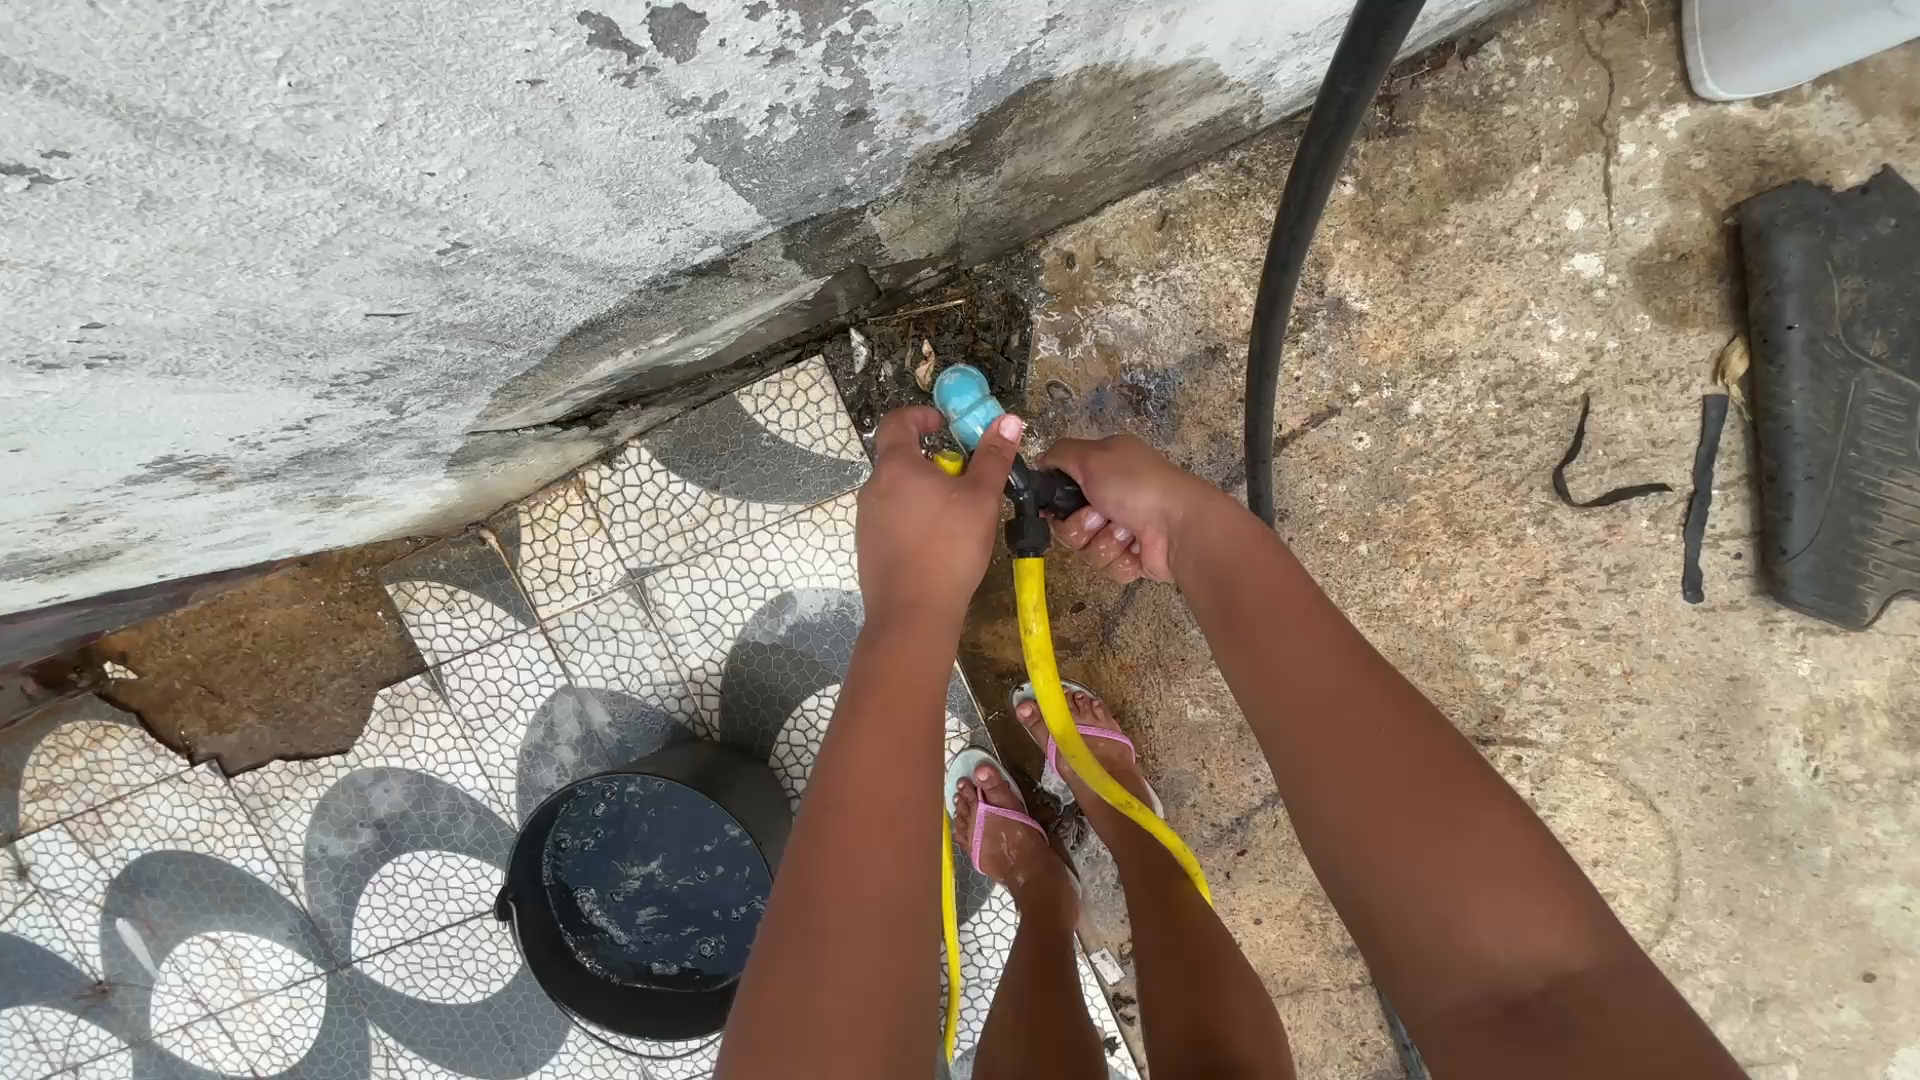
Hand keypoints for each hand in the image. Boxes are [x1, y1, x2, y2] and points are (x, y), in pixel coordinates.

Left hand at [855, 406, 1022, 624]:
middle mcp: (873, 487)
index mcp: (895, 466)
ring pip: (897, 491)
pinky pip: (892, 519)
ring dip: (924, 491)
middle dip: (933, 461)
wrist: (912, 613)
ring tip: (956, 516)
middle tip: (964, 481)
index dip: (921, 415)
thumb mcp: (981, 499)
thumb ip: (993, 457)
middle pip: (900, 458)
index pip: (898, 421)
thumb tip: (1008, 420)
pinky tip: (937, 544)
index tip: (944, 424)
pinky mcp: (867, 546)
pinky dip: (914, 518)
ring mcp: (866, 519)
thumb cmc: (949, 548)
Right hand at [1038, 434, 1223, 583]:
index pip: (1061, 491)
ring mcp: (1121, 531)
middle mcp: (1110, 500)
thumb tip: (1039, 463)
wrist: (1179, 526)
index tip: (1056, 507)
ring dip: (1103, 541)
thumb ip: (1059, 454)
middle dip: (1081, 525)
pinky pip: (1106, 568)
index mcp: (1103, 472)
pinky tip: (1136, 548)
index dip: (1055, 503)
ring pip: (1085, 550)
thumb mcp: (1093, 456)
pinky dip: (1119, 559)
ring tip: (1126, 531)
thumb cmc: (1137, 485)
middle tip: (1100, 515)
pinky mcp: (1131, 559)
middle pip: (1067, 526)